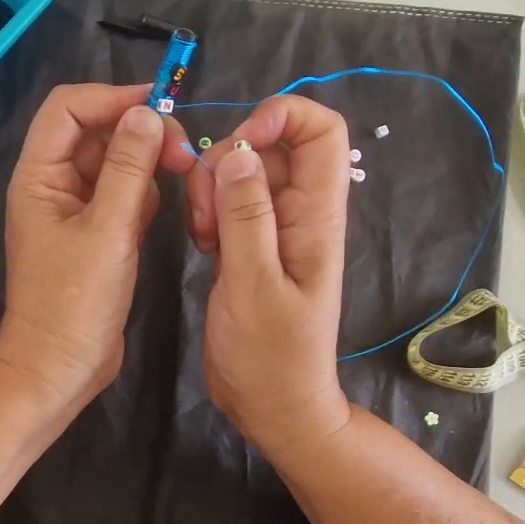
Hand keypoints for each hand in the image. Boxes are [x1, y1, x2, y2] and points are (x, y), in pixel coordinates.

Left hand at [0, 83, 195, 405]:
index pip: (68, 109)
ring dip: (146, 165)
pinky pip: (120, 197)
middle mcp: (53, 186)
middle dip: (139, 133)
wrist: (61, 367)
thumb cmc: (76, 301)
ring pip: (113, 164)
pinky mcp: (94, 236)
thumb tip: (146, 113)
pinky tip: (157, 215)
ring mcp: (73, 212)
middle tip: (183, 155)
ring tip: (181, 180)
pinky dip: (142, 197)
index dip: (113, 98)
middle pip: (96, 133)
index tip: (163, 107)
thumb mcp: (108, 230)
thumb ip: (128, 168)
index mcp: (40, 177)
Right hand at [184, 95, 353, 454]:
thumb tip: (239, 151)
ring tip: (204, 239)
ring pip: (240, 176)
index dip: (283, 116)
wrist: (273, 406)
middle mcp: (298, 215)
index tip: (238, 143)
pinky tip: (203, 248)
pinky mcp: (248, 249)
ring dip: (211, 192)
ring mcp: (272, 232)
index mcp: (317, 217)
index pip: (321, 131)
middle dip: (228, 164)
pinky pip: (227, 206)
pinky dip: (208, 214)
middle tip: (207, 216)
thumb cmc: (271, 356)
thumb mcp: (255, 286)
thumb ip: (247, 217)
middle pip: (268, 149)